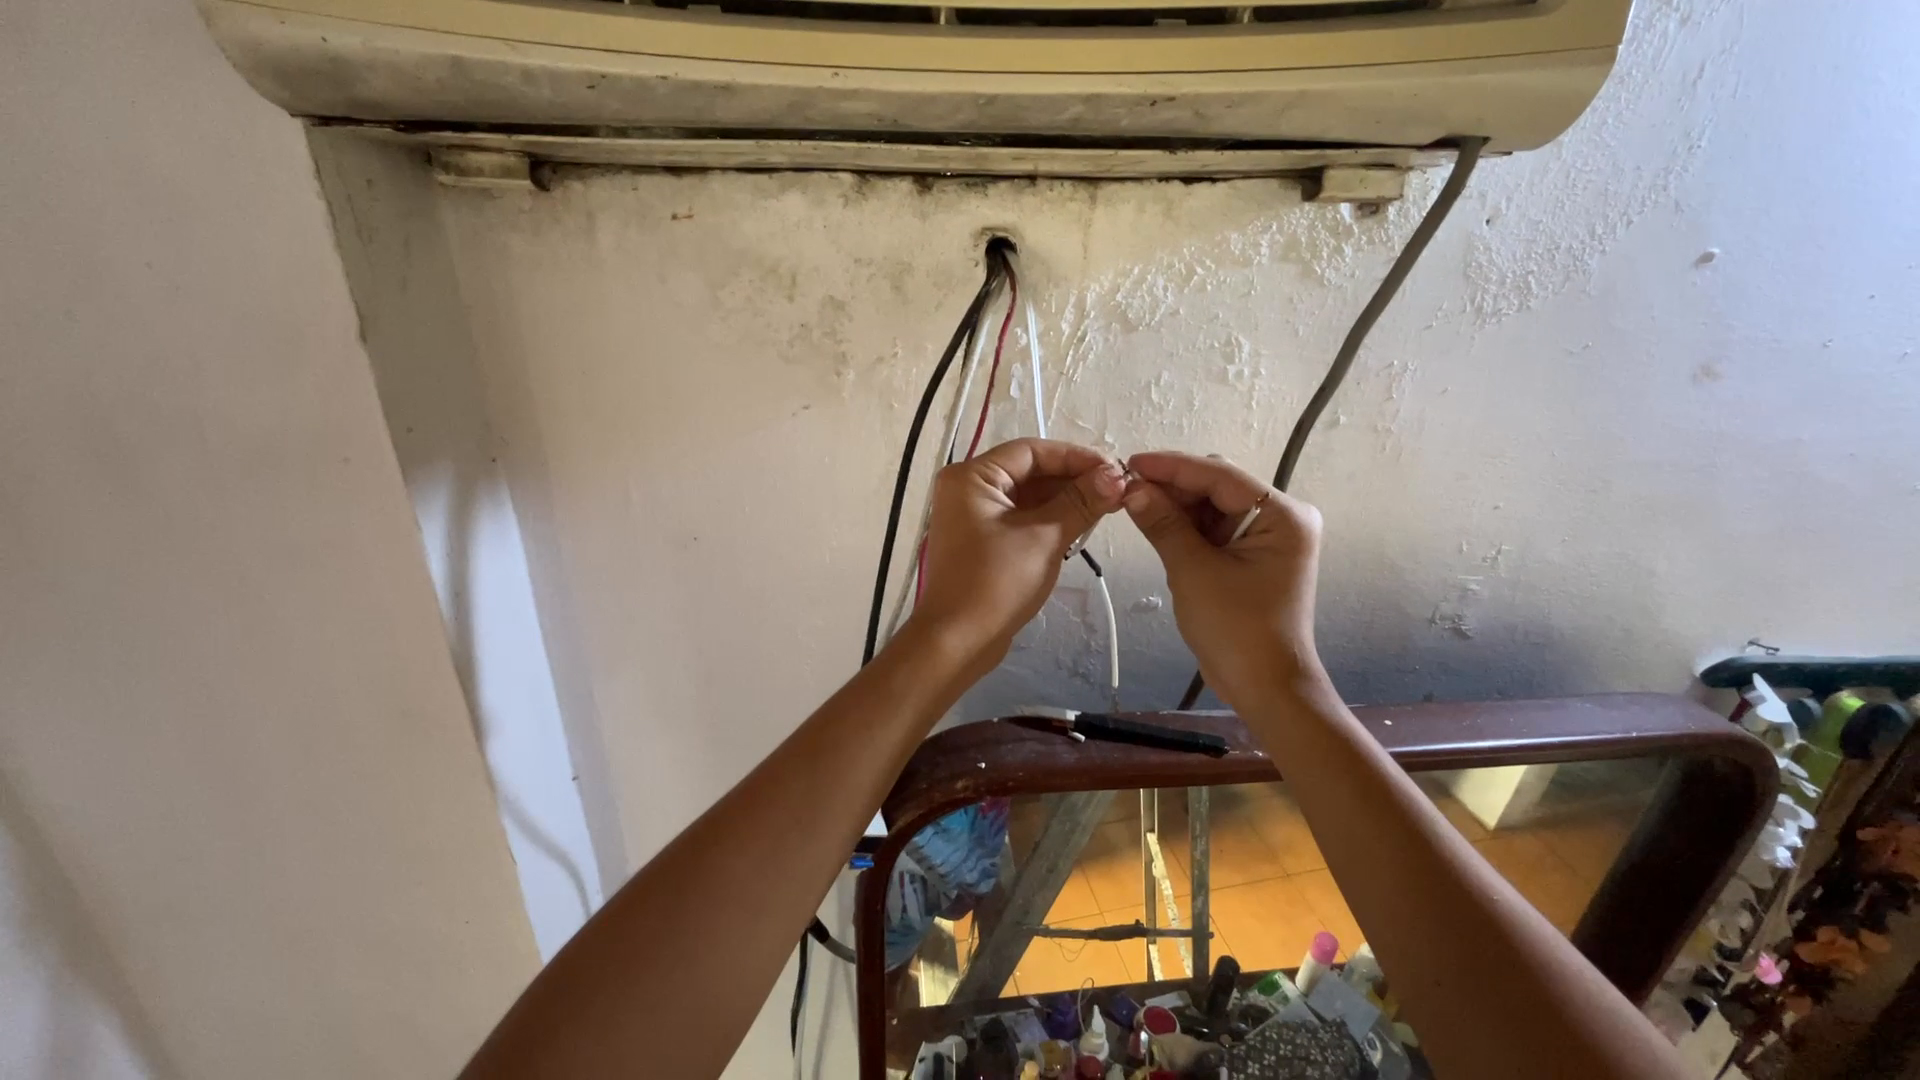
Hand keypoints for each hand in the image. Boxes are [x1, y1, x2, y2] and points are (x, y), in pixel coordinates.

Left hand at [909, 439, 1126, 675]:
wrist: (957, 642)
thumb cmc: (996, 583)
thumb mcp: (1044, 538)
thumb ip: (1081, 502)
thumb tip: (1117, 475)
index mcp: (971, 477)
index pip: (1031, 451)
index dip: (1075, 457)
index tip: (1114, 468)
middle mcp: (967, 489)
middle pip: (1029, 471)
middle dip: (1073, 479)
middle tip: (1117, 488)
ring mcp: (972, 516)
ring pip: (1027, 495)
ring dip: (1065, 499)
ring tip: (1107, 505)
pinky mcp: (982, 540)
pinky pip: (1021, 517)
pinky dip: (1050, 518)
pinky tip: (1083, 524)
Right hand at [1122, 451, 1325, 705]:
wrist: (1263, 685)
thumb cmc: (1235, 629)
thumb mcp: (1193, 571)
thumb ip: (1164, 524)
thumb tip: (1131, 488)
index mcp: (1283, 515)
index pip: (1220, 476)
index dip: (1172, 466)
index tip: (1129, 462)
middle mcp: (1283, 517)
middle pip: (1218, 486)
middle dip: (1172, 486)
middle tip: (1126, 489)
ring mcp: (1269, 537)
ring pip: (1212, 505)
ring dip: (1176, 506)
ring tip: (1134, 505)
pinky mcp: (1253, 555)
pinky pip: (1214, 528)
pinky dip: (1186, 526)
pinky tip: (1156, 524)